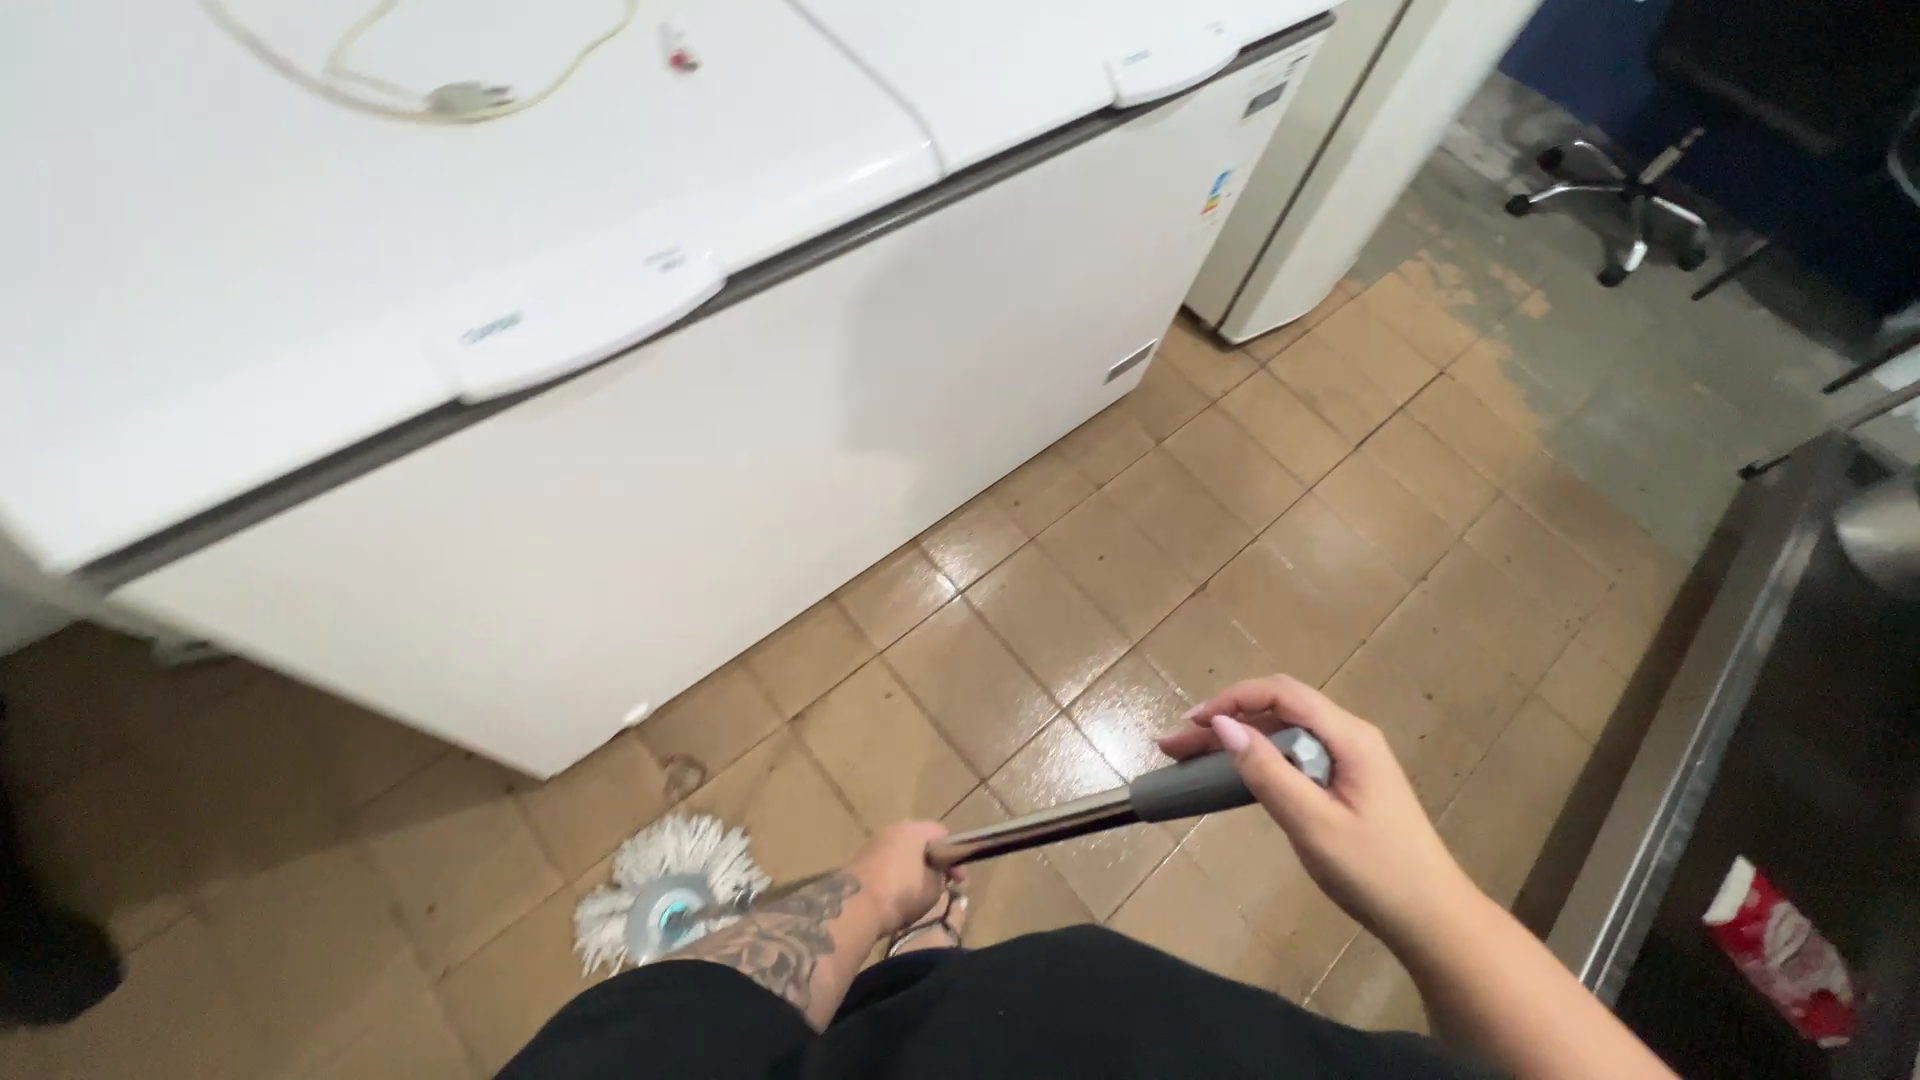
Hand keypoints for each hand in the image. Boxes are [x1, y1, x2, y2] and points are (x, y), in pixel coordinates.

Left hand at [848, 821, 957, 933]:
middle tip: (942, 886)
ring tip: (920, 894)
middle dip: (933, 863)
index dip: (955, 857)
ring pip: (902, 853)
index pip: (942, 834)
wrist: (857, 905)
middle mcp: (894, 828)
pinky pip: (887, 864)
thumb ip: (942, 876)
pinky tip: (898, 896)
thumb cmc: (902, 892)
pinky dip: (896, 876)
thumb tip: (939, 874)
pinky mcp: (860, 859)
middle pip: (921, 842)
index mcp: (915, 828)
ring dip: (913, 870)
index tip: (959, 880)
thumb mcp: (935, 887)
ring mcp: (875, 842)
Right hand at [1156, 675, 1479, 950]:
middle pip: (1276, 710)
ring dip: (1233, 740)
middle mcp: (1347, 737)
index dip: (1231, 699)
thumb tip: (1222, 725)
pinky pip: (1290, 755)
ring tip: (1187, 758)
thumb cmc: (1375, 871)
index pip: (1281, 693)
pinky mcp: (1342, 782)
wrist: (1433, 922)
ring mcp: (1346, 759)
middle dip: (1222, 720)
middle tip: (1174, 746)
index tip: (1192, 723)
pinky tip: (1228, 774)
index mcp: (1348, 737)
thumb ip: (1267, 771)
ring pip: (1279, 733)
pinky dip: (1254, 759)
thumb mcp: (1313, 823)